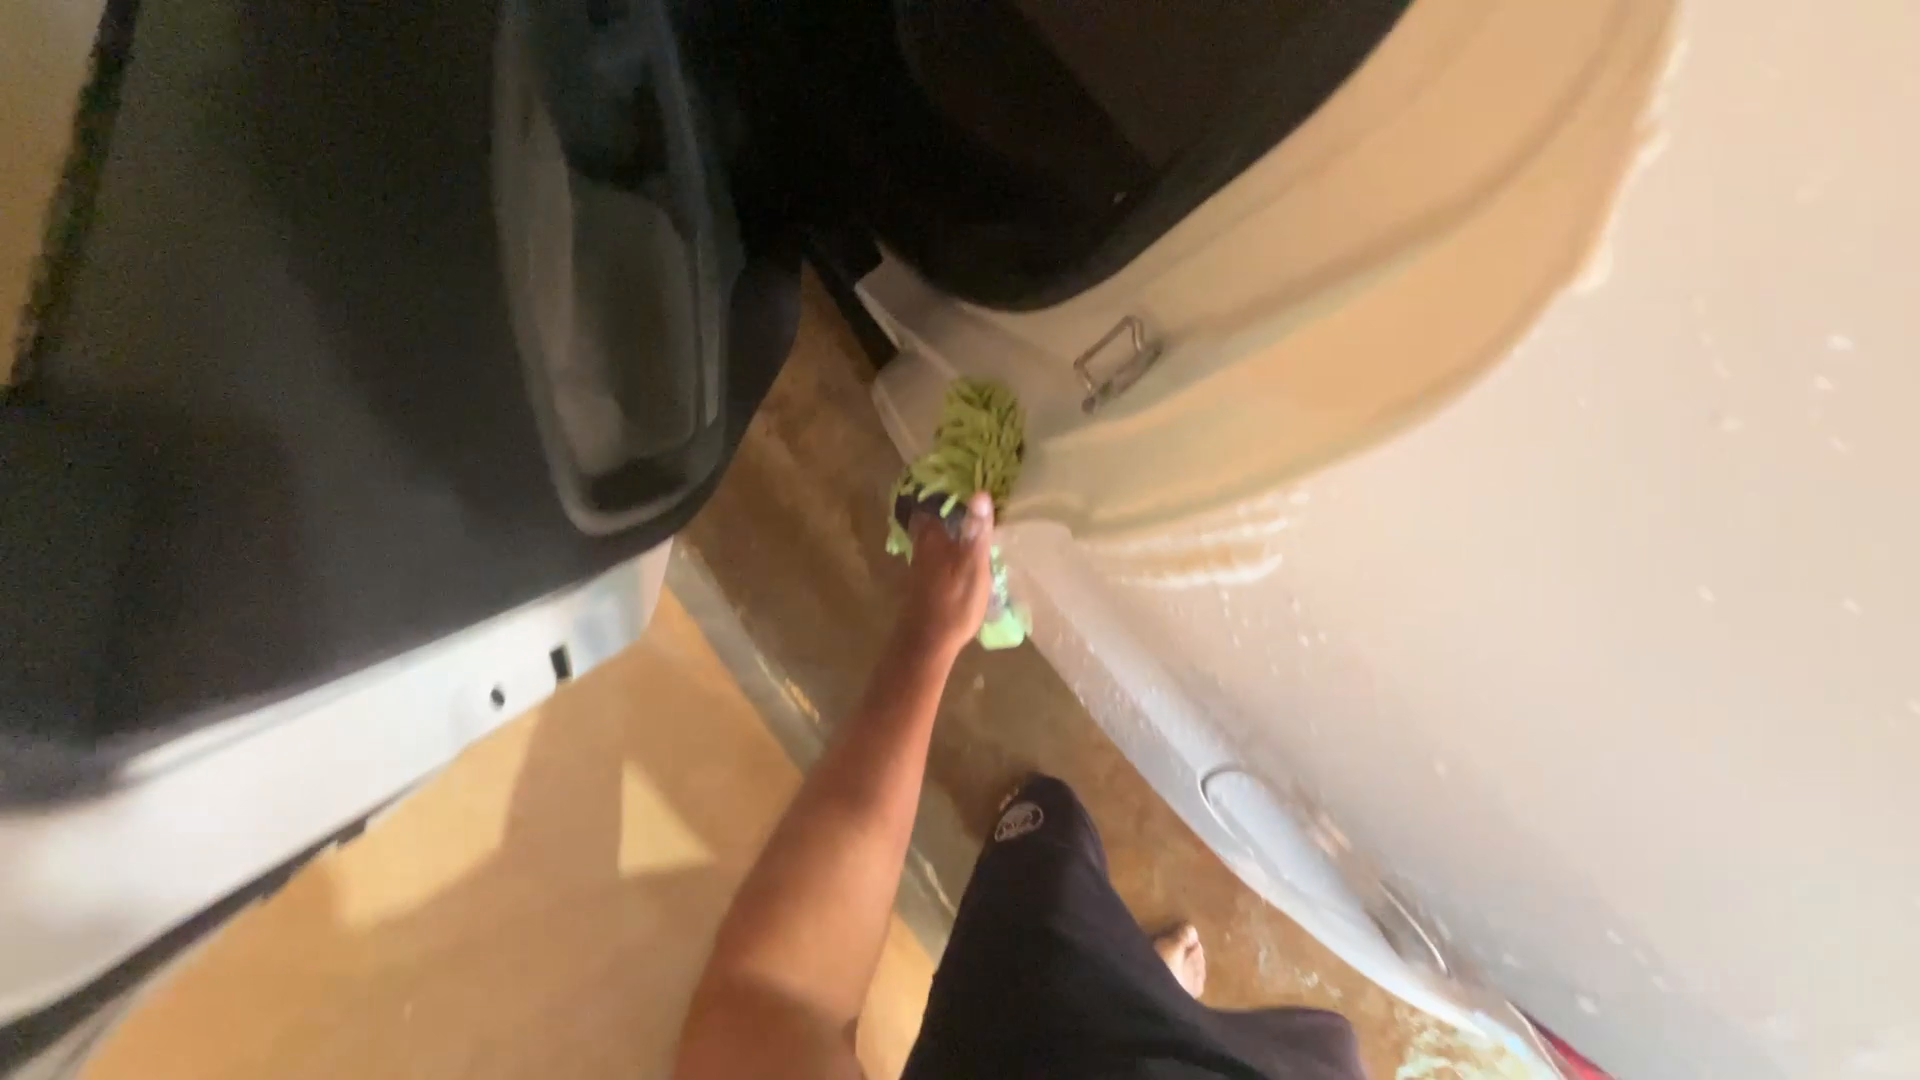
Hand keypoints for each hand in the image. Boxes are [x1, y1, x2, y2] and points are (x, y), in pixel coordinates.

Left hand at [897, 491, 994, 658]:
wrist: (928, 643)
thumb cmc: (954, 602)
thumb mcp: (973, 566)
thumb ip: (977, 532)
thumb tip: (981, 493)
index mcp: (933, 539)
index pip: (929, 506)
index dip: (938, 494)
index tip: (953, 483)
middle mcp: (921, 549)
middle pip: (929, 522)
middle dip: (942, 512)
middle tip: (962, 502)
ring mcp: (920, 568)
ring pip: (931, 541)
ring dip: (944, 532)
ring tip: (964, 525)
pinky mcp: (923, 585)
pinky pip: (934, 558)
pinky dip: (945, 552)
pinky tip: (958, 557)